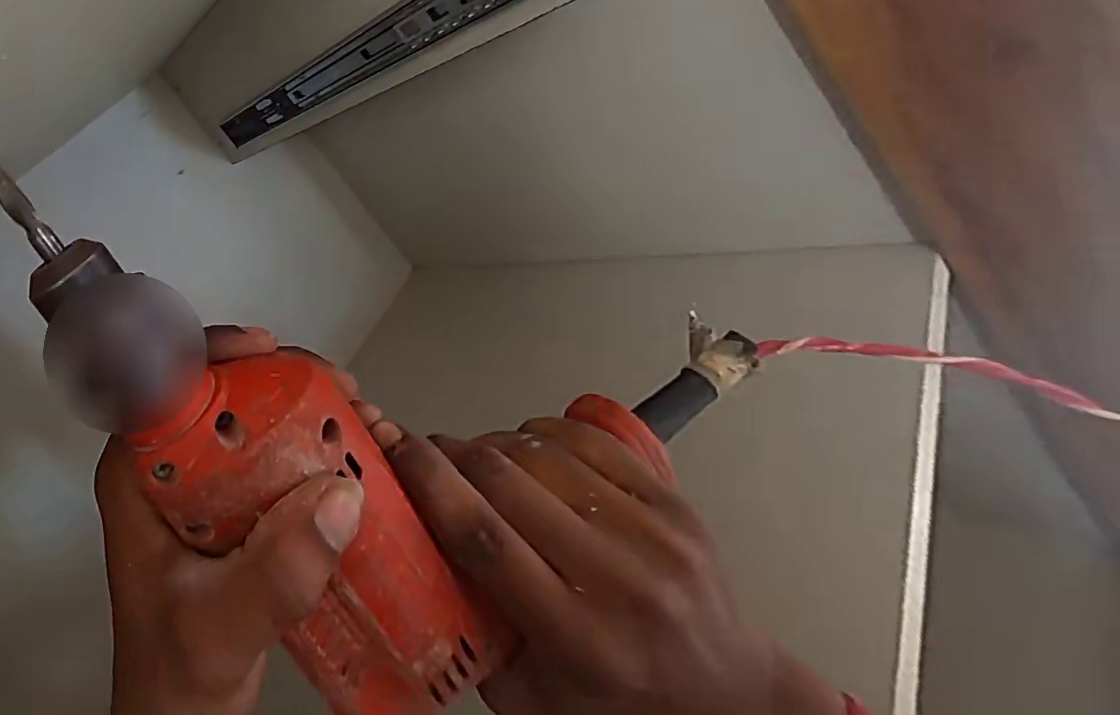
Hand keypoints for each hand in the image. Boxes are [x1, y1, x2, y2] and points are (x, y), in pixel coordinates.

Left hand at [97, 326, 365, 714]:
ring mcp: (200, 480)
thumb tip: (341, 497)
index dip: (212, 350)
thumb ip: (274, 572)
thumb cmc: (175, 671)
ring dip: (300, 403)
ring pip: (247, 415)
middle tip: (333, 382)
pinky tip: (348, 448)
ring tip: (352, 409)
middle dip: (277, 375)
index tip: (267, 348)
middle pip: (215, 388)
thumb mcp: (220, 625)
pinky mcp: (230, 500)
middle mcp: (167, 463)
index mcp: (137, 471)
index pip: (161, 381)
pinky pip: (270, 451)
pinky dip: (309, 441)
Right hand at [369, 415, 847, 714]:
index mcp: (579, 636)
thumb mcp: (524, 693)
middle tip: (428, 458)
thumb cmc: (613, 699)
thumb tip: (404, 534)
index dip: (427, 479)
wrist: (730, 696)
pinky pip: (578, 436)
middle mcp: (621, 579)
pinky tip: (528, 456)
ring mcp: (654, 533)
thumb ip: (462, 622)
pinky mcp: (672, 499)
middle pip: (502, 478)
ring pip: (535, 449)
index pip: (483, 535)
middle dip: (449, 453)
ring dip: (489, 444)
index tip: (392, 447)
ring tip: (479, 466)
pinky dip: (535, 434)